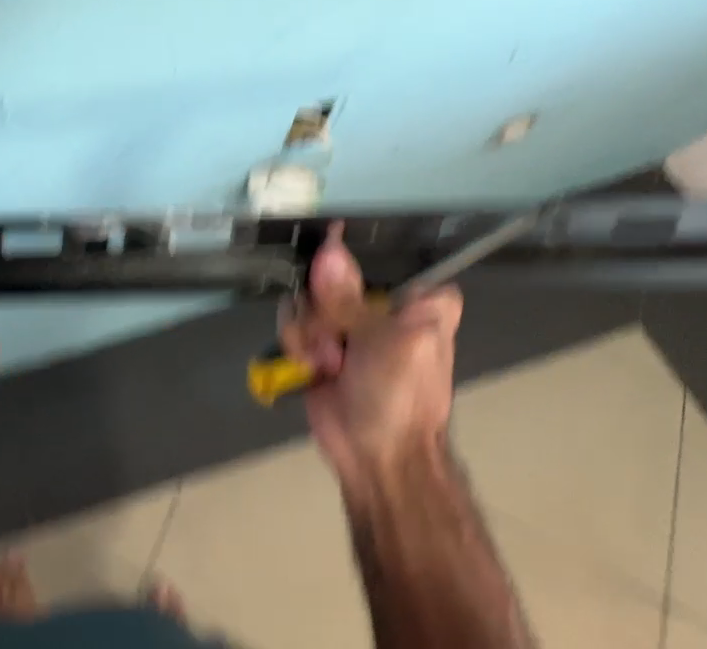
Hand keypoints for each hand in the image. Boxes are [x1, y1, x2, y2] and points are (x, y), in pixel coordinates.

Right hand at [278, 223, 462, 484]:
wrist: (376, 458)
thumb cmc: (400, 398)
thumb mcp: (387, 341)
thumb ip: (351, 297)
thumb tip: (328, 249)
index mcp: (414, 298)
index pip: (377, 253)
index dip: (348, 258)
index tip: (328, 265)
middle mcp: (379, 304)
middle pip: (328, 275)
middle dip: (323, 310)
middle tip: (336, 341)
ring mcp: (345, 325)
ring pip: (305, 298)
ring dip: (308, 334)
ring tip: (327, 365)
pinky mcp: (317, 344)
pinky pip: (292, 322)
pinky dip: (296, 346)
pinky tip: (312, 369)